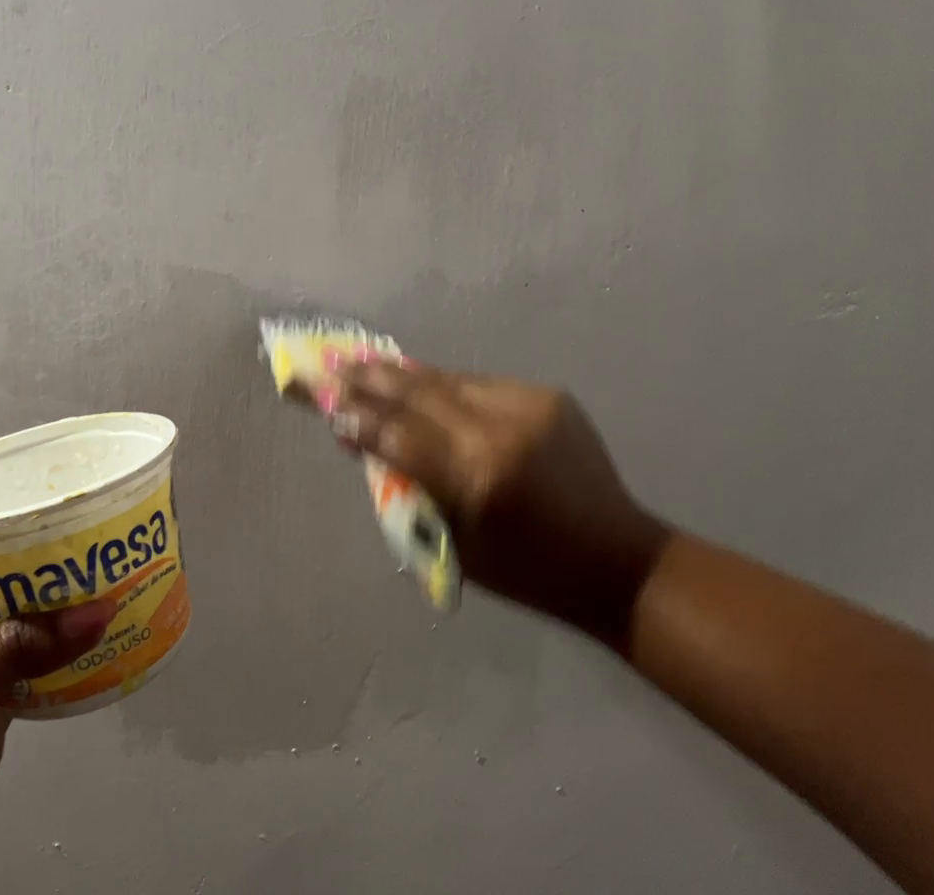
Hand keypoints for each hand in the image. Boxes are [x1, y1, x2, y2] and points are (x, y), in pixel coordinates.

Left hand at [0, 551, 116, 894]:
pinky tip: (103, 642)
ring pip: (20, 625)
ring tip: (113, 576)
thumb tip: (94, 613)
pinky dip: (69, 658)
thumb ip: (4, 656)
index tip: (32, 492)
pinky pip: (38, 674)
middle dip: (37, 558)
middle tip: (95, 531)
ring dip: (60, 608)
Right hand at [324, 361, 671, 646]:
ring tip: (363, 363)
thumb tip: (360, 440)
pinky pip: (479, 385)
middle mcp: (501, 430)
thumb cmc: (525, 570)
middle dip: (367, 378)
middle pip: (416, 393)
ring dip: (402, 375)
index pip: (396, 434)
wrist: (616, 561)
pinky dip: (444, 386)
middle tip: (327, 363)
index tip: (316, 395)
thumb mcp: (452, 542)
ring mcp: (528, 407)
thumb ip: (408, 485)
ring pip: (446, 380)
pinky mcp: (549, 396)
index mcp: (476, 478)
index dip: (353, 414)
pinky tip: (420, 384)